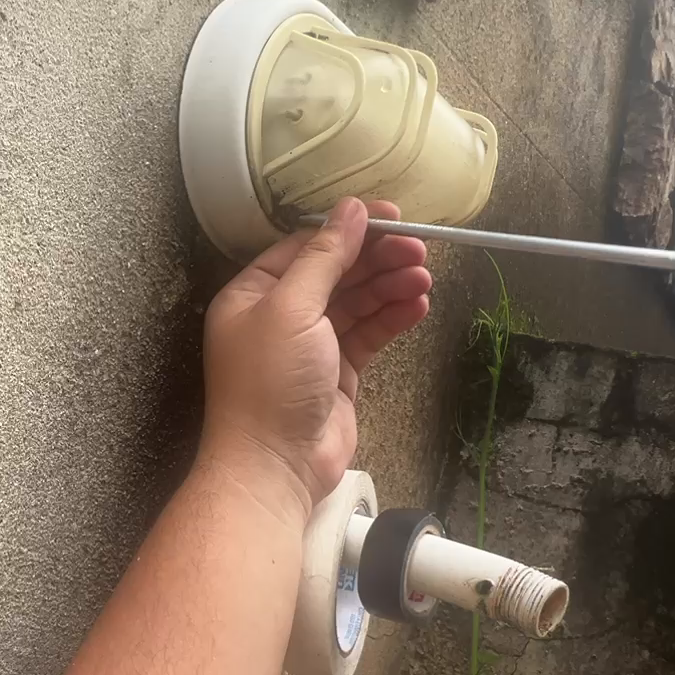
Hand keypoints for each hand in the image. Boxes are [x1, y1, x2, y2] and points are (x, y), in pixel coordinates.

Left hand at [198, 197, 432, 523]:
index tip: (394, 217)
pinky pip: (366, 336)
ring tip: (423, 278)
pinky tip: (416, 306)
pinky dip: (390, 319)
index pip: (304, 248)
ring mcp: (307, 347)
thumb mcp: (291, 308)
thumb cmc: (270, 384)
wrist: (274, 465)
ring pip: (354, 304)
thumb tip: (350, 210)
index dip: (348, 230)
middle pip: (333, 274)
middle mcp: (276, 317)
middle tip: (419, 251)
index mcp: (251, 296)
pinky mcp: (335, 375)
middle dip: (375, 260)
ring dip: (388, 287)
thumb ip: (323, 258)